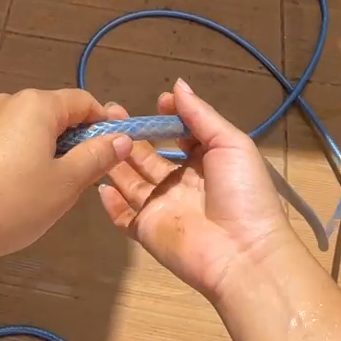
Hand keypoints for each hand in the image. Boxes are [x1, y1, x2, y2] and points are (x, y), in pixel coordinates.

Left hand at [0, 89, 133, 268]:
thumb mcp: (66, 184)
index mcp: (36, 105)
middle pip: (55, 113)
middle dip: (75, 140)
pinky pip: (4, 140)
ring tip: (49, 189)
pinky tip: (15, 189)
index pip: (84, 102)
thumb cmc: (12, 203)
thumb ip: (97, 156)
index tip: (120, 146)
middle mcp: (8, 102)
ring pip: (28, 128)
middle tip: (85, 177)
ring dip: (47, 149)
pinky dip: (19, 156)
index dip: (106, 122)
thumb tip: (121, 138)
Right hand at [98, 79, 296, 301]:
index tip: (156, 102)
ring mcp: (162, 207)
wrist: (244, 255)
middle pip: (149, 156)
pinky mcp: (147, 230)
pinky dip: (110, 201)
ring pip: (132, 180)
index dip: (168, 118)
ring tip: (96, 135)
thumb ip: (201, 115)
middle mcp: (182, 184)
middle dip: (132, 134)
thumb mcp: (231, 144)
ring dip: (116, 158)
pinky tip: (98, 179)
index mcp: (207, 163)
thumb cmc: (242, 193)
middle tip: (109, 113)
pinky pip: (123, 215)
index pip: (181, 135)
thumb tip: (176, 85)